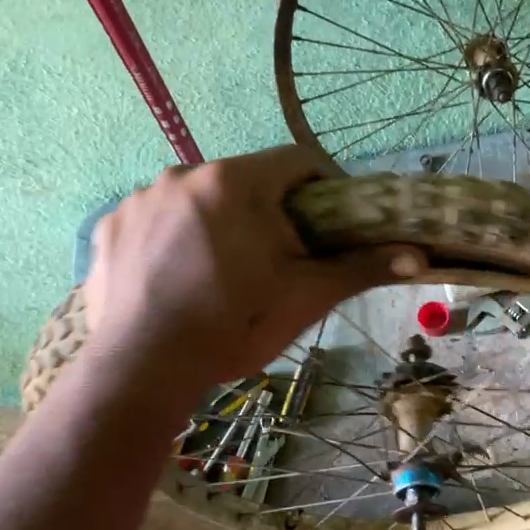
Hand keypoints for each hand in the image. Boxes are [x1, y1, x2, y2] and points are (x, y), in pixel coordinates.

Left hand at [82, 146, 424, 395]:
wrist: (141, 369)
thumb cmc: (234, 326)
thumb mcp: (305, 298)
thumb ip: (361, 268)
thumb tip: (419, 255)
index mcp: (237, 182)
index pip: (299, 160)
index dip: (325, 188)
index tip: (329, 226)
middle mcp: (185, 173)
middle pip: (248, 181)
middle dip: (269, 212)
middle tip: (278, 263)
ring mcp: (140, 198)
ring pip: (201, 200)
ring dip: (221, 224)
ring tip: (224, 276)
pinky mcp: (109, 225)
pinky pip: (157, 220)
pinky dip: (175, 240)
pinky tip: (179, 281)